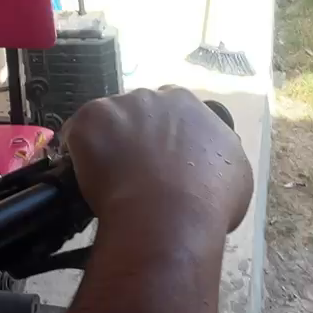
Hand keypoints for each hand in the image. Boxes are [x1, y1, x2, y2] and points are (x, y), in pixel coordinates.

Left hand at [62, 87, 252, 245]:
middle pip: (137, 111)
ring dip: (108, 142)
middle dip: (136, 135)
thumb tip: (207, 159)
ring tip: (111, 179)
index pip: (170, 110)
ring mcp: (119, 105)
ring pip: (107, 121)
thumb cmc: (208, 202)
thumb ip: (216, 153)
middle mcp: (153, 95)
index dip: (163, 135)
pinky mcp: (91, 119)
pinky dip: (79, 152)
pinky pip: (77, 133)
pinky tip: (88, 177)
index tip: (160, 158)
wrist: (168, 216)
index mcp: (187, 103)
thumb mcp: (235, 172)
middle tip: (136, 170)